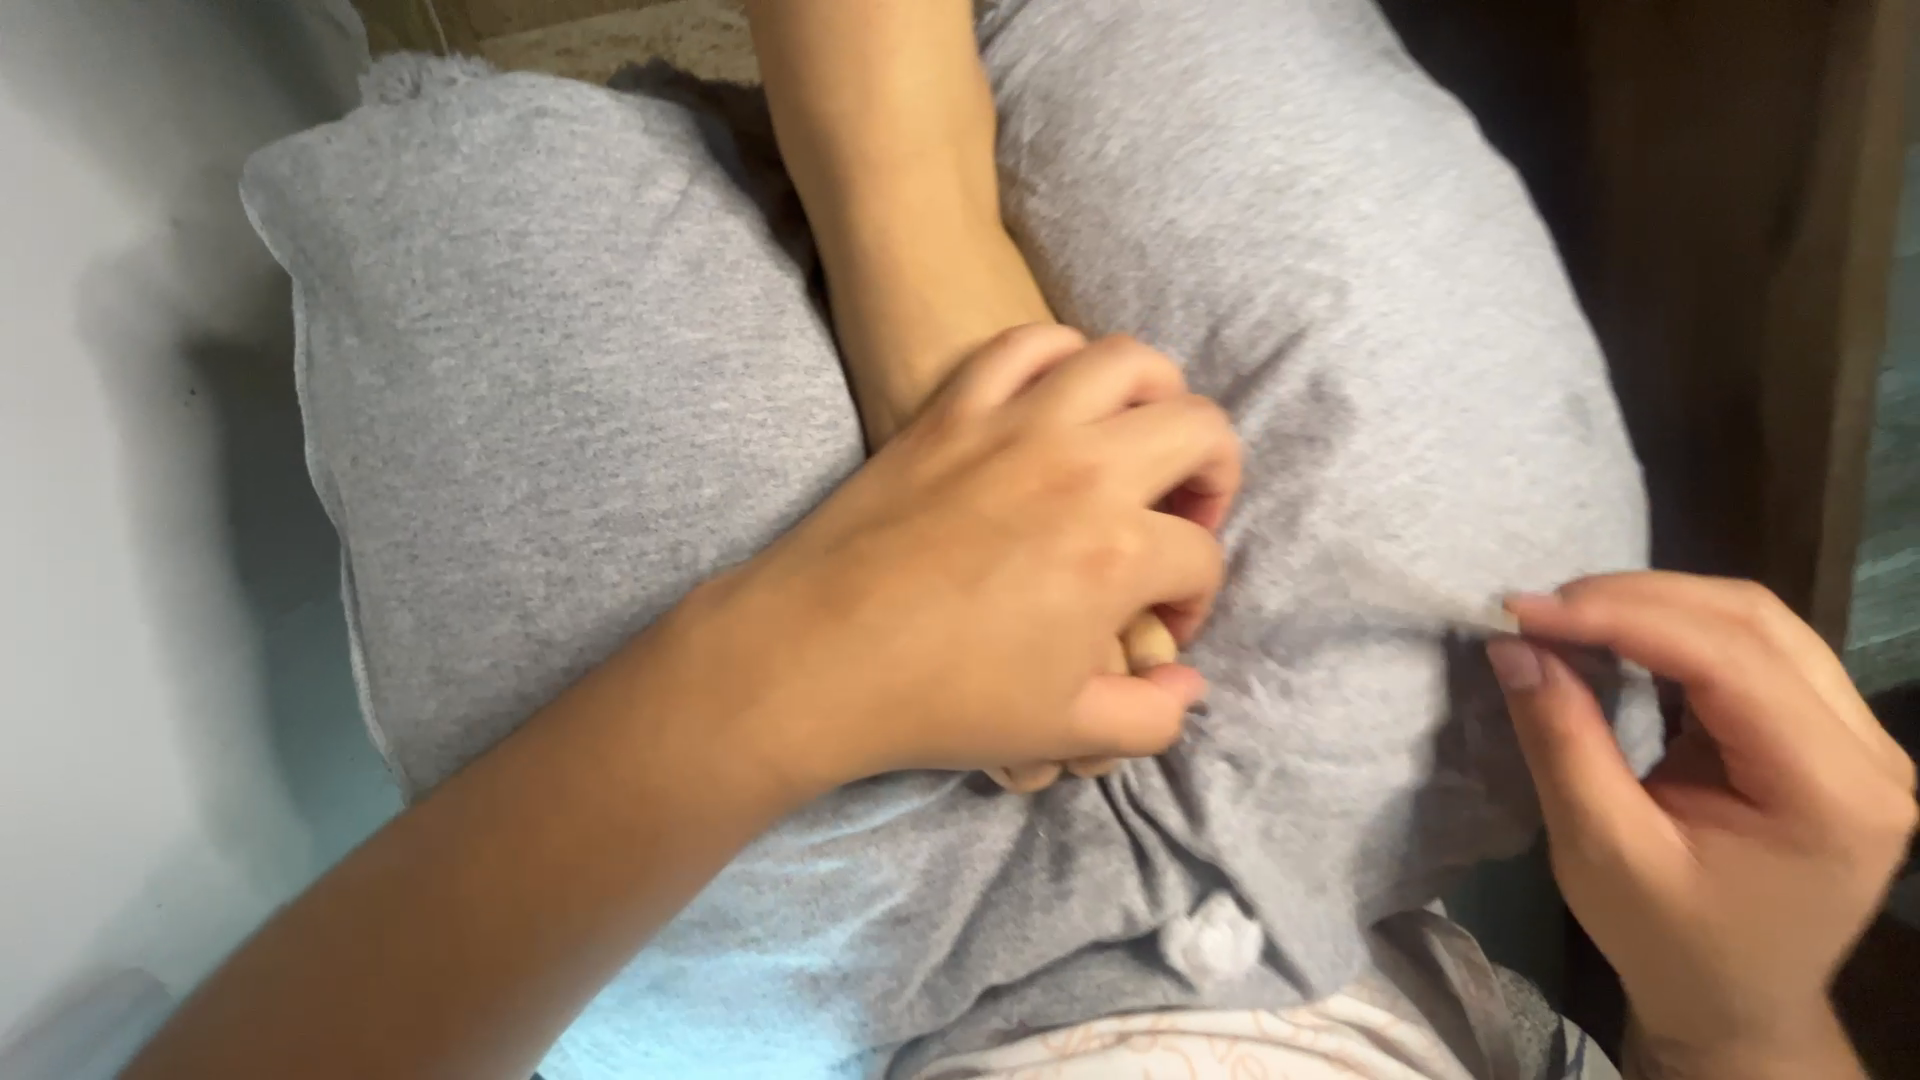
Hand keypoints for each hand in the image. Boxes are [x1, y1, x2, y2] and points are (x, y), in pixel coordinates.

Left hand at [651, 325, 1238, 797]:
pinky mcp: (954, 409)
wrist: (817, 656)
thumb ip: (1153, 717)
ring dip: (1156, 395)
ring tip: (1140, 438)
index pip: (1200, 558)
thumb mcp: (1064, 732)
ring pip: (1126, 362)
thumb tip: (1191, 685)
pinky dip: (1058, 354)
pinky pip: (1023, 345)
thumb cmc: (939, 699)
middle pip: (1201, 431)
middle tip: (1182, 519)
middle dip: (1216, 476)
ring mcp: (1015, 426)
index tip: (1160, 623)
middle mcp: (1082, 470)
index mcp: (1118, 553)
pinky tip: (1060, 391)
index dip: (1194, 597)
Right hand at [1488, 574, 1915, 1074]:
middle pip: (1753, 621)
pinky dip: (1665, 627)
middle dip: (1631, 598)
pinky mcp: (1815, 733)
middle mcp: (1867, 753)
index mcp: (1831, 792)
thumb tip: (1513, 647)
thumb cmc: (1667, 936)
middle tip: (1534, 611)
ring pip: (1754, 621)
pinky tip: (1608, 637)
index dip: (1617, 618)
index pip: (1728, 660)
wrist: (1732, 997)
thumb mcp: (1599, 844)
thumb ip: (1560, 738)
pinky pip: (1746, 647)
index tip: (1519, 612)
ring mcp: (1852, 739)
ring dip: (1648, 603)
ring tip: (1562, 618)